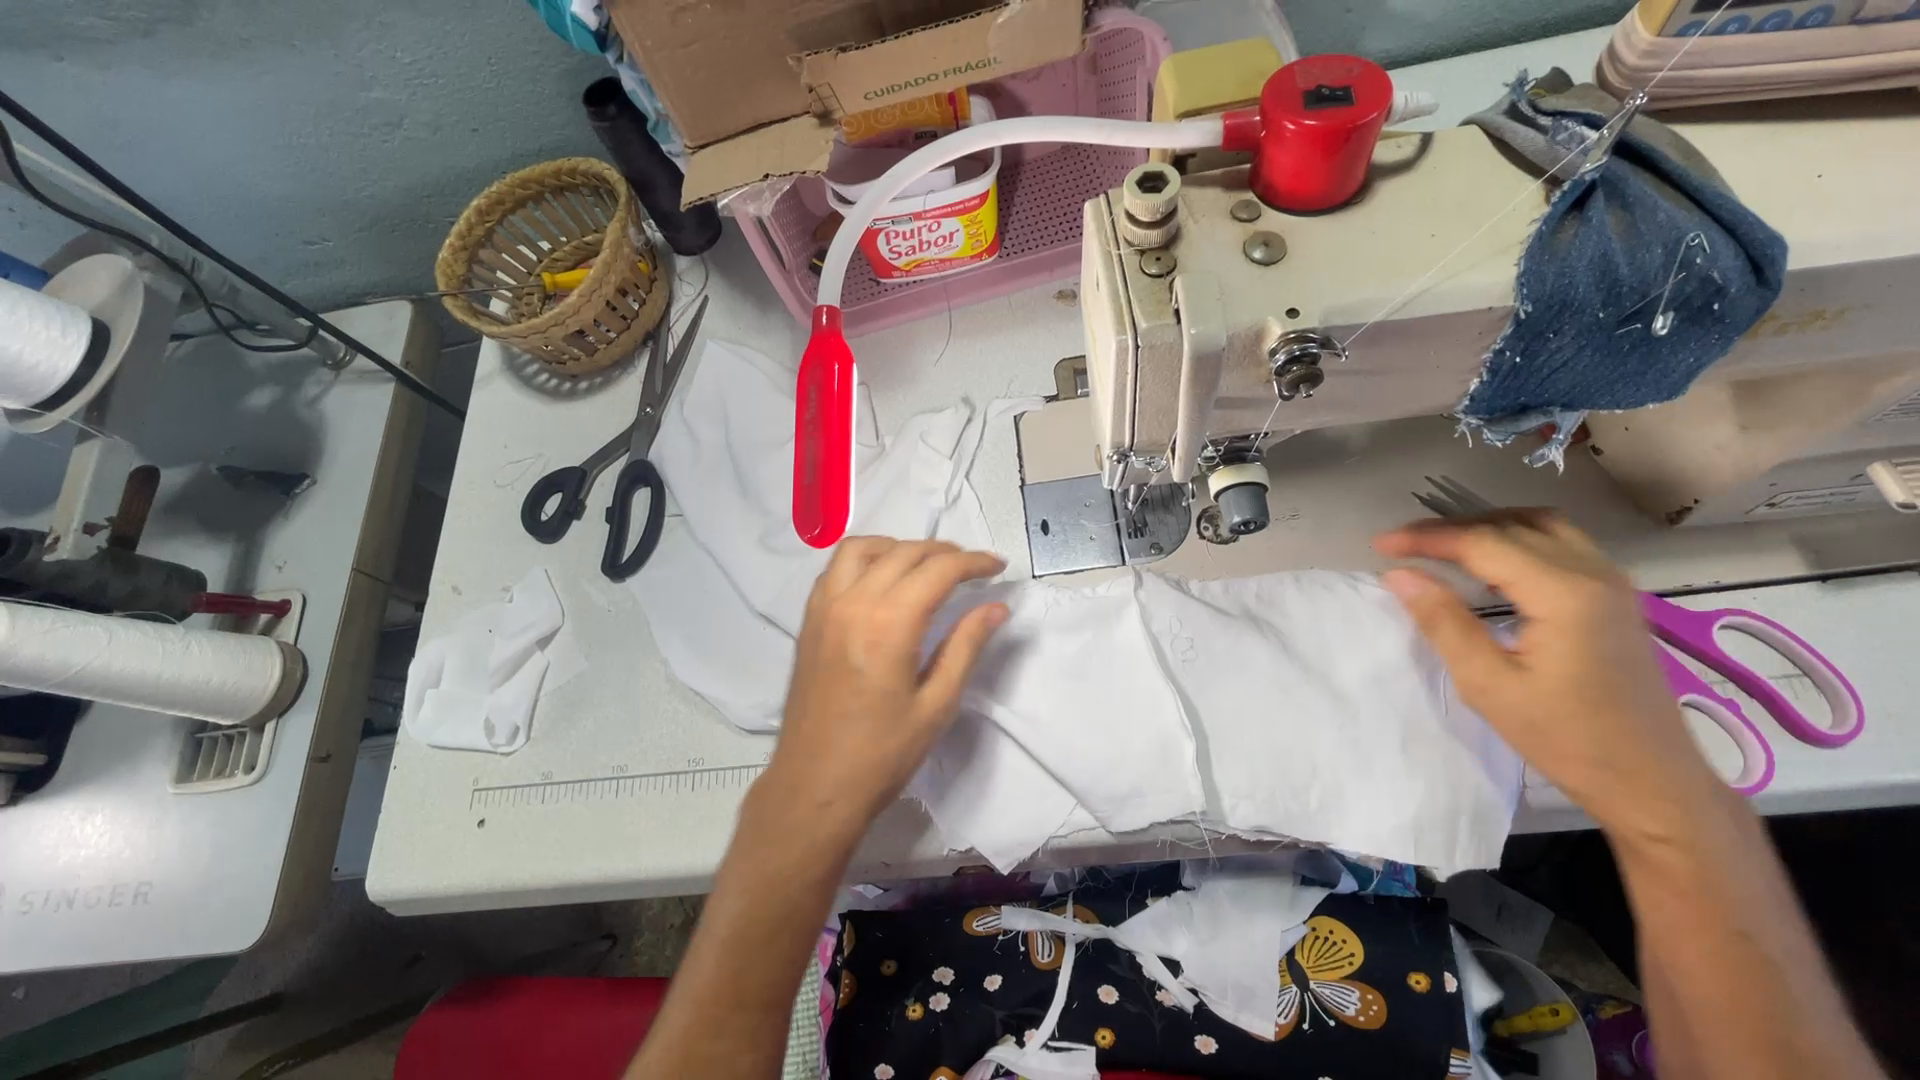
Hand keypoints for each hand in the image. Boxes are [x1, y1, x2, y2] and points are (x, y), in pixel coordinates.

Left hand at [763, 538, 1009, 835]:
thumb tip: (997, 607)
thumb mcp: (937, 704)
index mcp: (889, 623)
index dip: (974, 562)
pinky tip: (882, 582)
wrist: (814, 785)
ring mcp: (824, 609)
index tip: (998, 568)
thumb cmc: (882, 754)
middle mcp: (853, 603)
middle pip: (905, 553)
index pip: (939, 570)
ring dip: (899, 547)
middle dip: (944, 552)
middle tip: (971, 569)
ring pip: (863, 549)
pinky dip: (864, 560)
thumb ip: (966, 647)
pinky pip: (835, 570)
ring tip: (925, 567)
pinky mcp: (808, 622)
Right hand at [1373, 512, 1723, 834]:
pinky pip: (1564, 544)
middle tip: (1403, 546)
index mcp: (1564, 593)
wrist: (1652, 782)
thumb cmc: (1566, 739)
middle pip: (1512, 526)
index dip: (1427, 539)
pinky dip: (1519, 540)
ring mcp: (1613, 583)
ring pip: (1542, 526)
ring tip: (1442, 547)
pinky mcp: (1617, 598)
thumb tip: (1400, 575)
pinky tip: (1493, 565)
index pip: (1483, 543)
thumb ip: (1444, 622)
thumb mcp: (1489, 686)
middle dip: (1452, 529)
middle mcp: (1594, 573)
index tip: (1380, 546)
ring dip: (1488, 528)